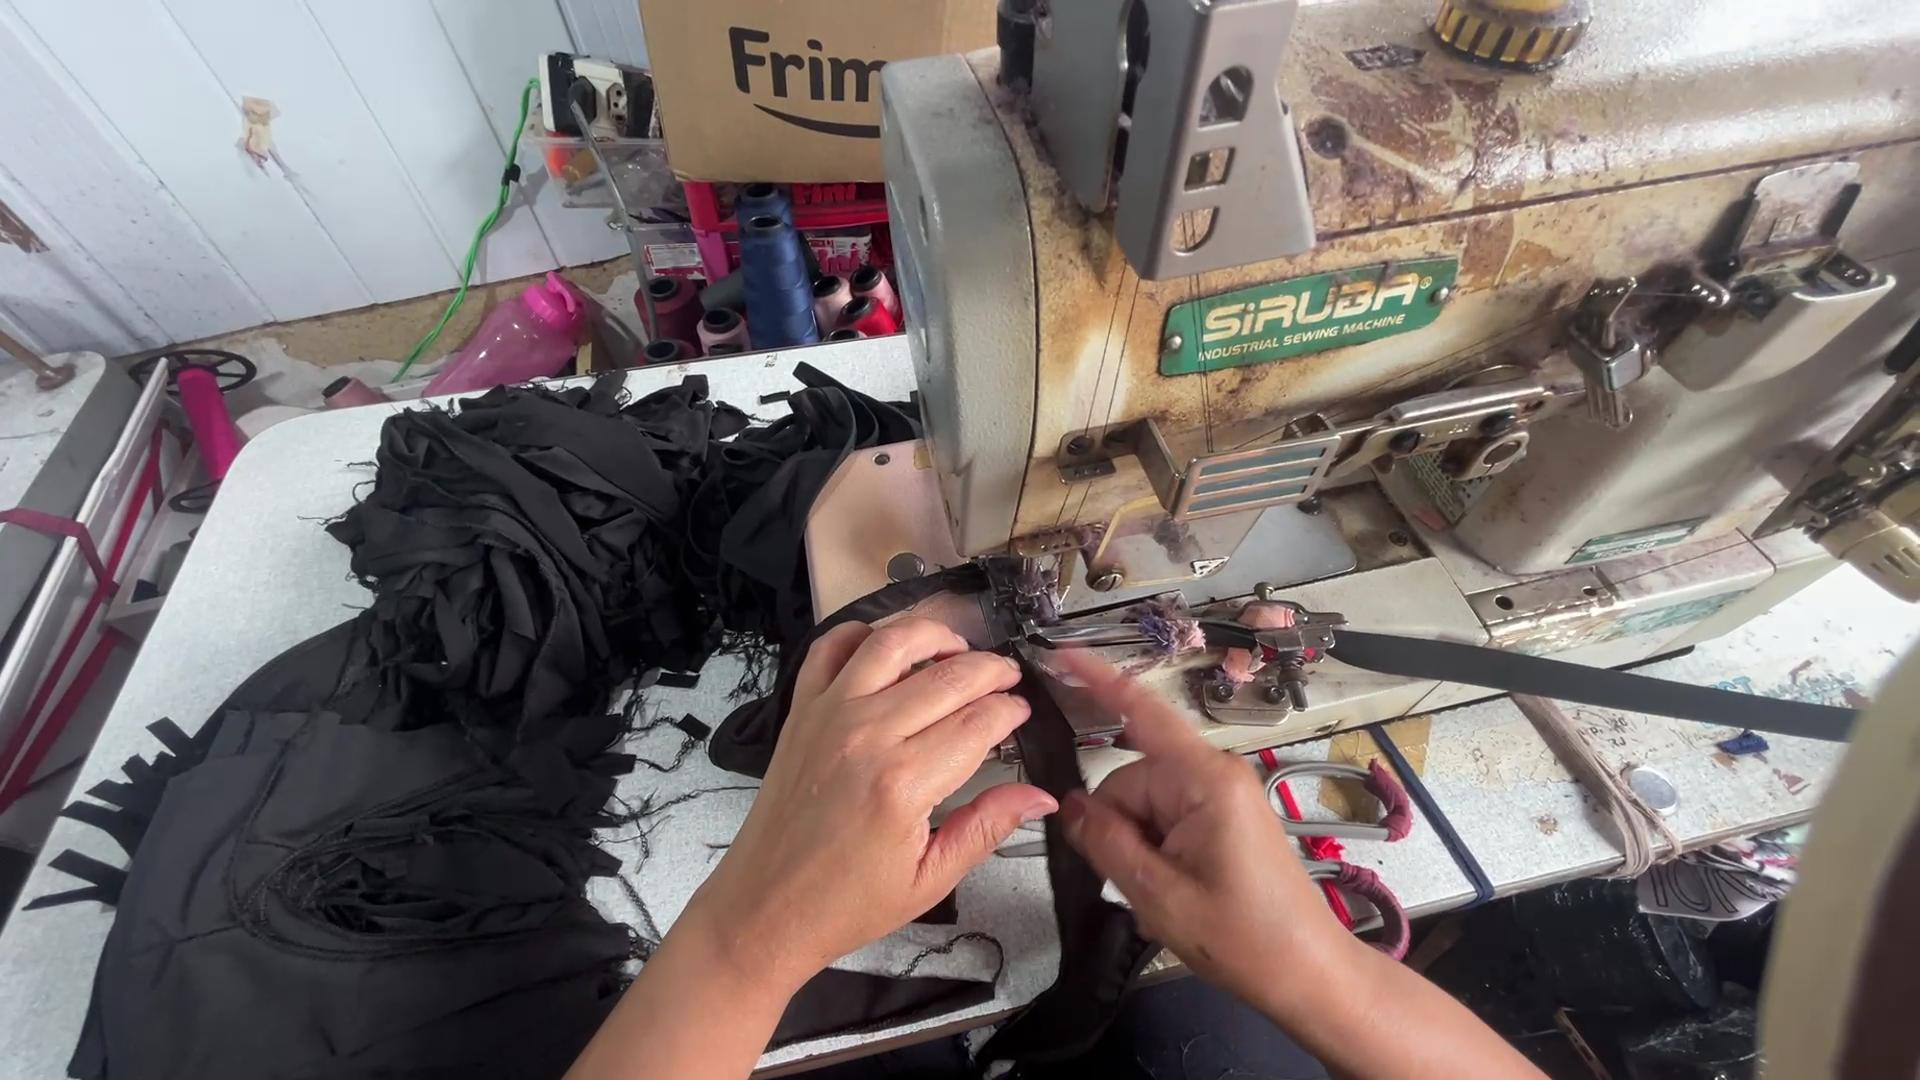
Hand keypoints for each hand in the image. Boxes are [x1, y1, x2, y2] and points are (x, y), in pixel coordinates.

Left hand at [679, 618, 1057, 991]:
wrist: (763, 906)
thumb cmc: (848, 902)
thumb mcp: (931, 878)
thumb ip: (988, 826)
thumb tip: (1042, 794)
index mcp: (906, 783)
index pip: (979, 722)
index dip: (1010, 710)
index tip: (1022, 711)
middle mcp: (869, 735)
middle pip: (948, 677)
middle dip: (991, 669)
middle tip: (1007, 677)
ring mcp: (830, 714)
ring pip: (892, 643)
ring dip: (935, 635)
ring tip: (958, 649)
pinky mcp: (802, 708)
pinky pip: (830, 648)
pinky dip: (861, 633)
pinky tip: (889, 647)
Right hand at [1054, 652, 1350, 1008]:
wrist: (1311, 975)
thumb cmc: (1247, 938)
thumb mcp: (1159, 895)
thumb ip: (1105, 842)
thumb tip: (1069, 806)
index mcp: (1204, 779)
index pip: (1141, 713)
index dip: (1098, 681)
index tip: (1062, 654)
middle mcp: (1211, 773)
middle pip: (1128, 779)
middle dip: (1117, 827)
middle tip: (1134, 883)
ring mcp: (1216, 792)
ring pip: (1140, 803)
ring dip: (1135, 846)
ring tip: (1160, 894)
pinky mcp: (1218, 812)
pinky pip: (1161, 815)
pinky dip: (1151, 849)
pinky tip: (1168, 888)